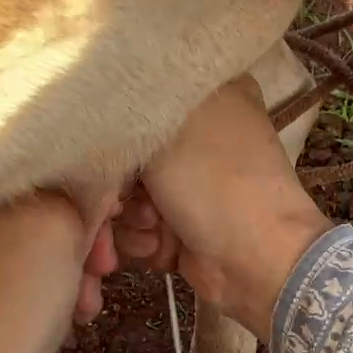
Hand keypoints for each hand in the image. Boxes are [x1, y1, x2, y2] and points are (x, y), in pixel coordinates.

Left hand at [0, 191, 116, 352]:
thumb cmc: (6, 299)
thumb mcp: (51, 226)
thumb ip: (79, 194)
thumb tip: (99, 183)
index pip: (38, 167)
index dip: (85, 185)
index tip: (115, 213)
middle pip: (42, 210)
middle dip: (85, 237)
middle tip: (107, 265)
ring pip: (42, 251)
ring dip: (78, 273)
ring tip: (90, 302)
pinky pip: (33, 287)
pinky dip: (59, 299)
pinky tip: (76, 320)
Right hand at [116, 77, 331, 339]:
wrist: (256, 260)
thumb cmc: (213, 179)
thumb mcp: (162, 120)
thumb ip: (121, 105)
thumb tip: (96, 109)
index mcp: (208, 92)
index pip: (137, 95)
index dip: (115, 124)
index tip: (107, 145)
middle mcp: (197, 136)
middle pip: (122, 152)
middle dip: (116, 184)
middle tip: (124, 196)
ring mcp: (189, 185)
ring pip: (123, 196)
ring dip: (130, 219)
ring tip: (156, 226)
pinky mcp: (180, 228)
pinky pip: (136, 230)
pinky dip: (144, 243)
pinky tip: (163, 247)